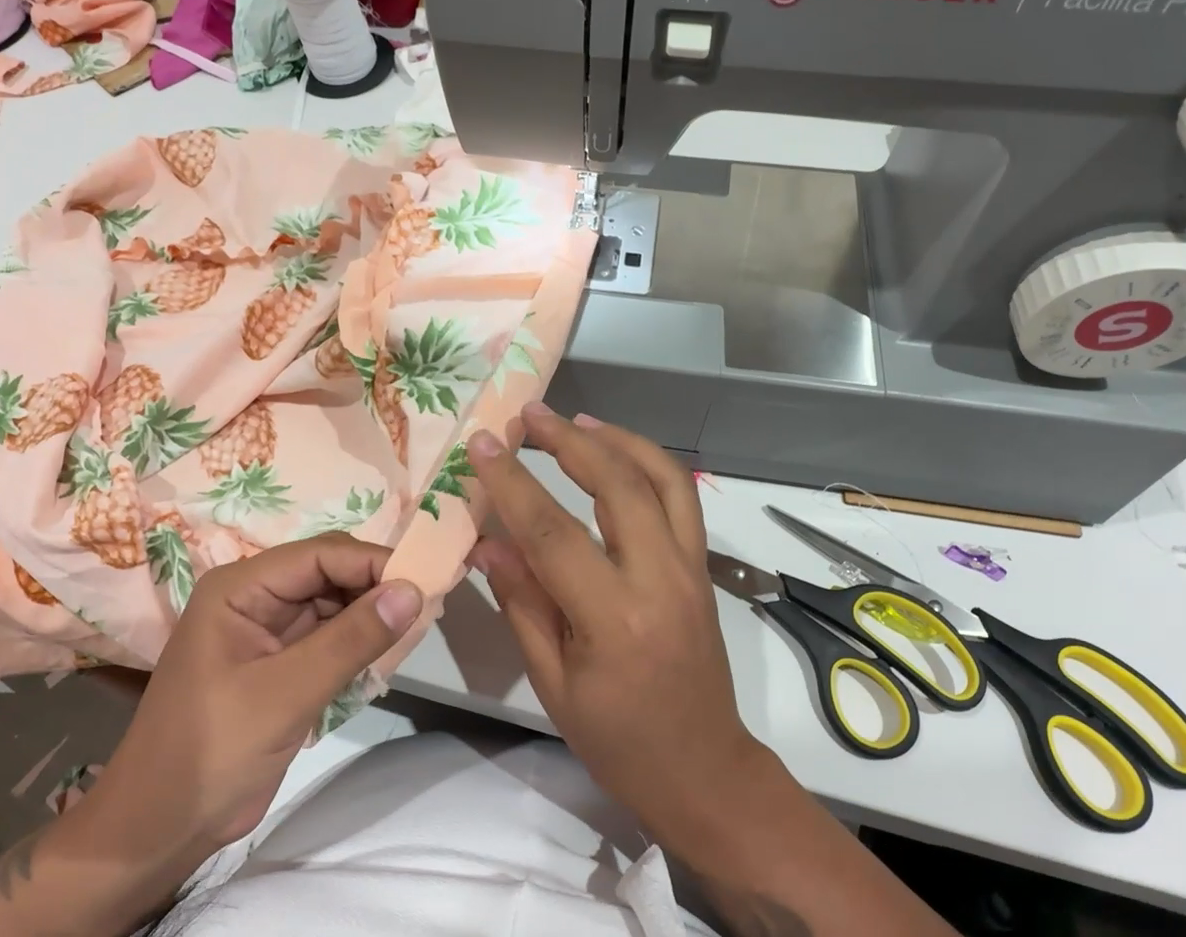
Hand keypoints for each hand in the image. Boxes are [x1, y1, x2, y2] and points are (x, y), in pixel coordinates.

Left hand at [86, 533, 421, 853]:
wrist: (163, 827)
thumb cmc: (212, 750)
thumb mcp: (286, 693)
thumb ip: (351, 639)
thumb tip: (414, 590)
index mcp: (240, 588)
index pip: (321, 554)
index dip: (375, 562)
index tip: (428, 581)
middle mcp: (255, 598)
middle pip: (331, 572)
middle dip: (378, 585)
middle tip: (433, 604)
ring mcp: (269, 632)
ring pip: (336, 604)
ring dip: (374, 615)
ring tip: (420, 627)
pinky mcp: (282, 665)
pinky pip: (332, 638)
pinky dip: (362, 643)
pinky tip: (392, 653)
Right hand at [466, 404, 763, 827]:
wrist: (704, 768)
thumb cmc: (619, 741)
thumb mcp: (553, 684)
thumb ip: (522, 603)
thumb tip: (487, 542)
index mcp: (614, 617)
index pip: (553, 532)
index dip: (512, 483)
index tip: (481, 445)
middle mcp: (660, 578)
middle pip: (616, 484)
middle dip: (568, 441)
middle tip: (528, 415)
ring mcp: (690, 567)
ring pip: (662, 478)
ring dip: (617, 439)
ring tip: (575, 420)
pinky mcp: (702, 568)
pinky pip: (680, 499)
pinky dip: (650, 464)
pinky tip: (618, 453)